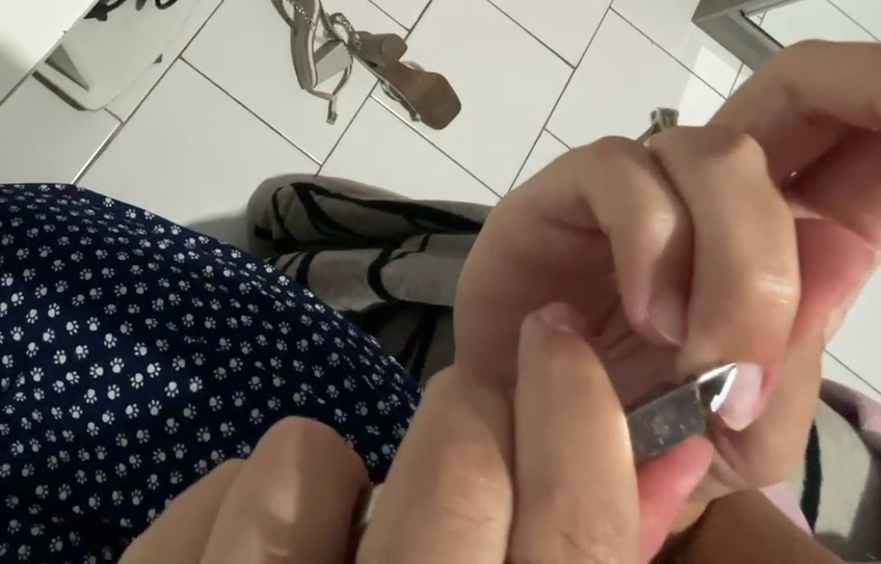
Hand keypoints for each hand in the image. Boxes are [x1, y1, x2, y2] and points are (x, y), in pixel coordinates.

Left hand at [122, 304, 711, 561]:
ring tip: (335, 535)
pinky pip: (218, 487)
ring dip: (332, 474)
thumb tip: (662, 453)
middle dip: (471, 412)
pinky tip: (255, 558)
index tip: (558, 339)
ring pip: (310, 454)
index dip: (578, 414)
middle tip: (467, 417)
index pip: (574, 527)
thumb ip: (586, 543)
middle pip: (454, 465)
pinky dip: (241, 505)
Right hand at [454, 40, 880, 514]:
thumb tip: (821, 264)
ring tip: (713, 367)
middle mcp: (730, 182)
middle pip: (817, 79)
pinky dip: (655, 250)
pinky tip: (647, 317)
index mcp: (806, 223)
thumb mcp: (758, 419)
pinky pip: (627, 179)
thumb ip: (798, 350)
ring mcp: (644, 176)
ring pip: (724, 154)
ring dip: (748, 271)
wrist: (535, 425)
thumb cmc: (648, 420)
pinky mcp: (570, 187)